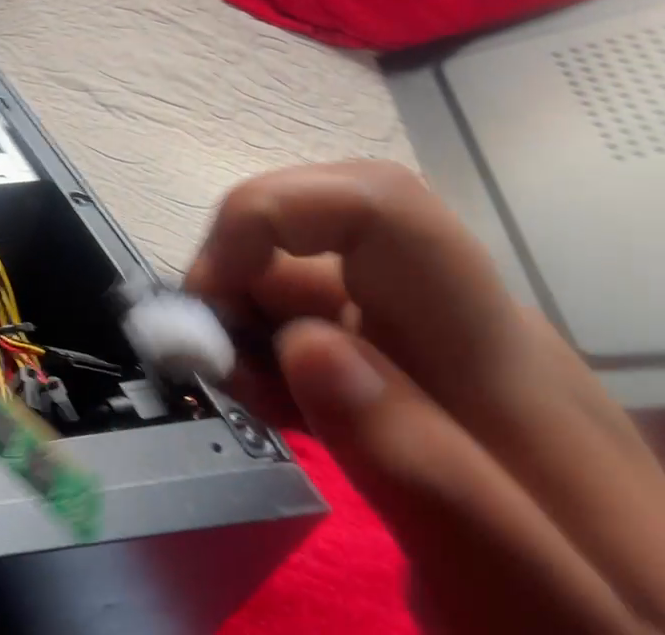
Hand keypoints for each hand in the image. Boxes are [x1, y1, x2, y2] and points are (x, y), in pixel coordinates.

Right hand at [184, 161, 664, 633]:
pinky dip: (268, 355)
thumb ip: (426, 474)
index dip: (267, 215)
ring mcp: (447, 358)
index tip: (204, 304)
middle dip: (234, 285)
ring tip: (233, 400)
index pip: (377, 208)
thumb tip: (304, 342)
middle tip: (203, 370)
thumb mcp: (529, 597)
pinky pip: (322, 332)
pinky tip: (265, 407)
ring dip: (244, 327)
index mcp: (494, 360)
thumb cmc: (598, 634)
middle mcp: (469, 332)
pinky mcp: (425, 387)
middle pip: (321, 242)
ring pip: (310, 287)